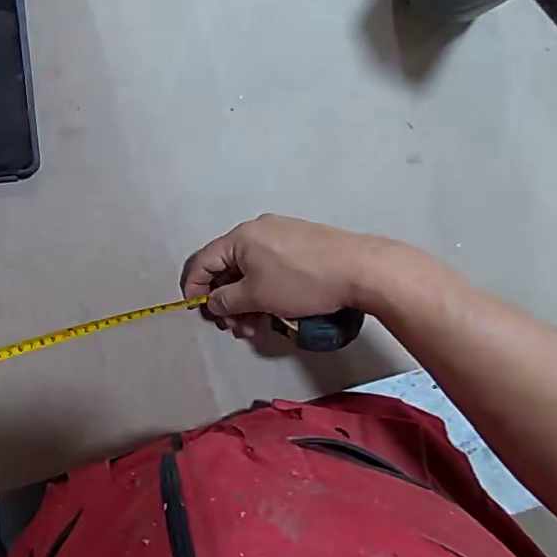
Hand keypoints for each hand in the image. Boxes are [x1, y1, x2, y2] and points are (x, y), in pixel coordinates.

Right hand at [181, 214, 390, 337]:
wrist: (361, 270)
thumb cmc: (303, 281)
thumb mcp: (256, 296)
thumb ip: (225, 300)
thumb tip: (213, 302)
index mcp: (240, 237)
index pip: (203, 261)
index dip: (194, 287)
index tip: (196, 310)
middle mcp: (257, 230)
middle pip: (226, 267)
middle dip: (225, 300)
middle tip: (232, 326)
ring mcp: (281, 235)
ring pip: (249, 270)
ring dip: (245, 300)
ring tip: (254, 326)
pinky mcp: (300, 245)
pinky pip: (268, 268)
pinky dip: (263, 290)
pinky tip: (272, 311)